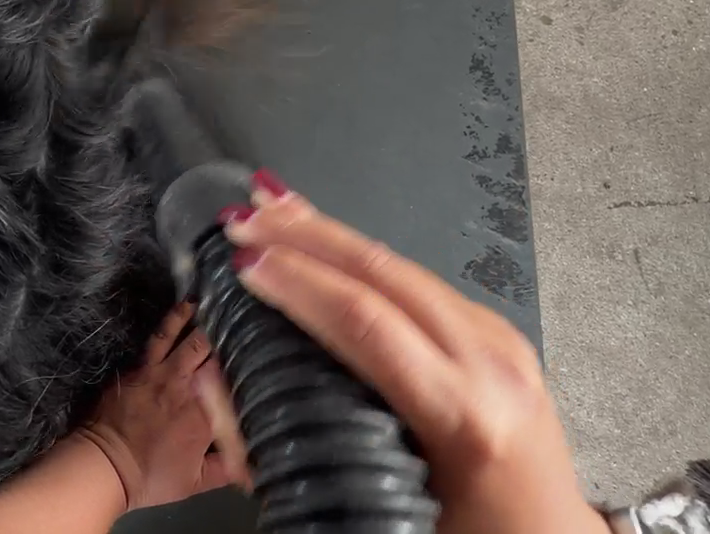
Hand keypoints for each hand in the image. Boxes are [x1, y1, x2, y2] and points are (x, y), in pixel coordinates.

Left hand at [76, 303, 237, 511]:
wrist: (106, 463)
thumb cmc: (152, 476)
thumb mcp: (196, 483)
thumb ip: (227, 469)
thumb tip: (254, 468)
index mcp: (205, 416)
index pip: (231, 386)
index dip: (244, 370)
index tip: (258, 358)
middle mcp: (186, 386)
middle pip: (211, 354)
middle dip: (224, 338)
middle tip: (237, 322)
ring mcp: (160, 372)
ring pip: (183, 337)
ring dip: (195, 319)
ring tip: (205, 302)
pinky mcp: (140, 366)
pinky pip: (158, 337)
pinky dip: (170, 321)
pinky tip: (179, 309)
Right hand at [213, 179, 607, 533]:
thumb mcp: (367, 514)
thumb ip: (272, 452)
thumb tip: (211, 378)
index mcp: (464, 419)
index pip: (366, 323)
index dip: (300, 283)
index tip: (244, 261)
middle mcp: (489, 366)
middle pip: (381, 273)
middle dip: (301, 237)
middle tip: (242, 218)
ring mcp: (498, 339)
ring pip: (397, 261)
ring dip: (324, 230)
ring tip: (269, 206)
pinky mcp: (495, 328)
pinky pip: (413, 275)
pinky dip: (355, 250)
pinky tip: (320, 234)